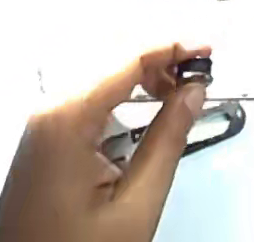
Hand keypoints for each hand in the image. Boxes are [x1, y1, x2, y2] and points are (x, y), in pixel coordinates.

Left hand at [0, 44, 210, 241]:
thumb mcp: (136, 206)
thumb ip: (169, 138)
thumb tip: (196, 87)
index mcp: (68, 117)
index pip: (130, 56)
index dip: (174, 47)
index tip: (210, 54)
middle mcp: (50, 108)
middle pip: (115, 54)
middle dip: (161, 56)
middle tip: (198, 76)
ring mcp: (42, 123)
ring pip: (103, 68)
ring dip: (144, 69)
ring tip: (178, 91)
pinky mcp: (44, 138)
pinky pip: (90, 90)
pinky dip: (124, 86)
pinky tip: (146, 103)